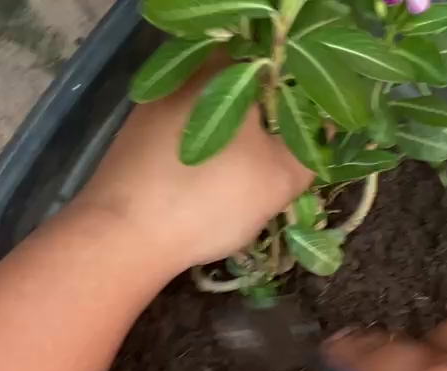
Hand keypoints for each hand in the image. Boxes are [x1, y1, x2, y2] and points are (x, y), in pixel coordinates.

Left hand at [71, 69, 311, 274]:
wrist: (124, 233)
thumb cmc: (209, 199)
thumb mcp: (279, 179)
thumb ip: (309, 147)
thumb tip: (322, 125)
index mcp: (230, 63)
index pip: (282, 60)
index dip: (303, 94)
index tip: (308, 132)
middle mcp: (191, 67)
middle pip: (247, 83)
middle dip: (268, 119)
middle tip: (281, 161)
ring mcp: (158, 98)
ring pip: (215, 109)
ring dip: (236, 138)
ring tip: (246, 180)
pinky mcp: (137, 131)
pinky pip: (186, 131)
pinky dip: (205, 152)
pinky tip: (207, 186)